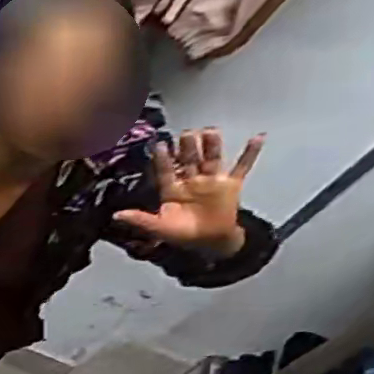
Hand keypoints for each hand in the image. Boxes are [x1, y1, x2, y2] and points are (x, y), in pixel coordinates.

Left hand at [113, 128, 264, 256]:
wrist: (208, 242)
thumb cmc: (182, 234)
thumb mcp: (158, 227)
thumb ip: (139, 219)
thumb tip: (116, 215)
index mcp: (172, 190)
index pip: (167, 170)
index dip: (163, 159)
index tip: (160, 144)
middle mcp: (191, 180)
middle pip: (189, 159)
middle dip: (187, 147)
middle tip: (186, 134)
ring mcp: (211, 180)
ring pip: (212, 158)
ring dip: (212, 146)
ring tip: (210, 131)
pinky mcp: (230, 184)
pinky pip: (242, 167)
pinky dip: (250, 154)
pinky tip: (258, 137)